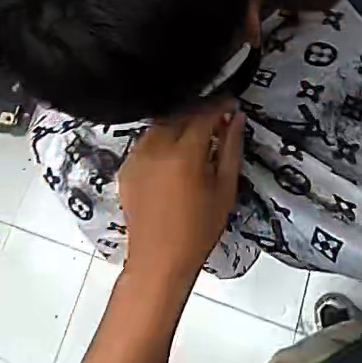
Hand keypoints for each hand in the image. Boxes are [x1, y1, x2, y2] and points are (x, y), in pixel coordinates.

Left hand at [115, 100, 245, 283]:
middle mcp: (155, 150)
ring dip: (180, 122)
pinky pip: (146, 140)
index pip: (203, 114)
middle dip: (200, 111)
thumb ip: (230, 147)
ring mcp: (136, 158)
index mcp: (184, 155)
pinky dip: (163, 137)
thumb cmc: (199, 228)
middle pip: (180, 114)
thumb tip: (235, 117)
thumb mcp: (225, 187)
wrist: (159, 260)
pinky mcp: (126, 168)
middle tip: (219, 117)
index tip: (232, 102)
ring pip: (160, 124)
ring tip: (198, 133)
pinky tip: (176, 150)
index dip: (220, 104)